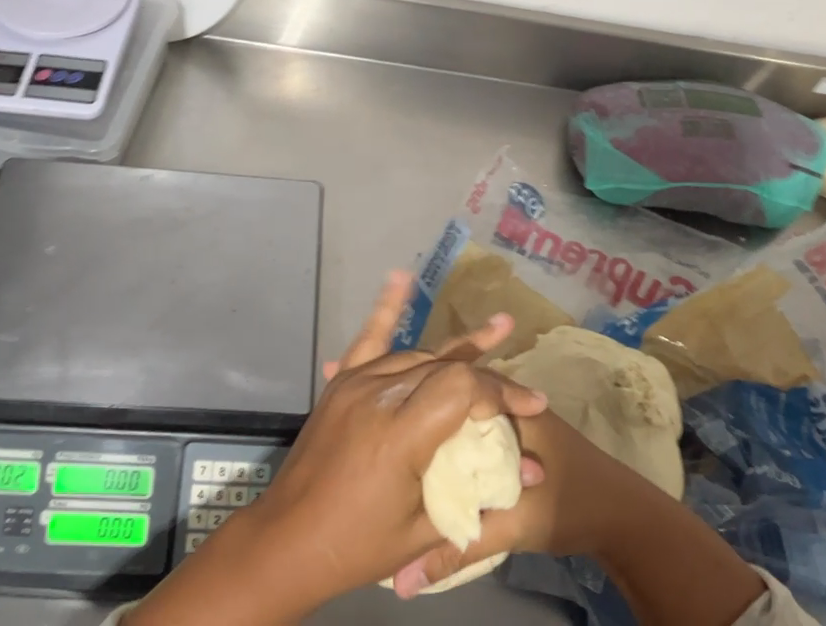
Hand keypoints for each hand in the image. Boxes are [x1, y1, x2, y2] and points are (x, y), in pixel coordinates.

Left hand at [127, 273, 547, 622]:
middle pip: (447, 367)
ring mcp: (355, 383)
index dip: (503, 393)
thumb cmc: (358, 547)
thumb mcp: (424, 530)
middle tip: (522, 394)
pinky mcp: (340, 383)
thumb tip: (538, 471)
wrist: (287, 541)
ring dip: (459, 349)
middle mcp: (378, 395)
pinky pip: (368, 338)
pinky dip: (387, 308)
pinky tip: (402, 278)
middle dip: (489, 378)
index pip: (465, 388)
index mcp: (401, 433)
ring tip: (500, 328)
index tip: (533, 407)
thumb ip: (479, 496)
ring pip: (418, 354)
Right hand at [389, 406, 651, 592]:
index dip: (410, 417)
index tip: (380, 444)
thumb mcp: (513, 527)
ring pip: (459, 425)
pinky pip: (472, 438)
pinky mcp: (514, 440)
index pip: (445, 396)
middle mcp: (505, 403)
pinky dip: (452, 453)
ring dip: (433, 443)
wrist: (624, 518)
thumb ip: (458, 549)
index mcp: (505, 406)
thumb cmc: (572, 505)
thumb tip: (401, 581)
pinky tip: (426, 473)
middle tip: (382, 455)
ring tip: (396, 463)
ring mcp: (511, 420)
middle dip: (418, 430)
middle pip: (448, 409)